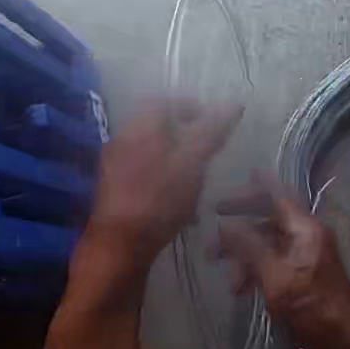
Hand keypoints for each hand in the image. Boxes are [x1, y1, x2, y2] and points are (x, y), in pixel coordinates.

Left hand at [81, 100, 239, 265]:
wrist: (118, 248)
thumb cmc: (157, 200)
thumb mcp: (191, 162)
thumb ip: (211, 131)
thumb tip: (234, 103)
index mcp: (138, 127)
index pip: (163, 100)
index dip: (191, 105)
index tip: (214, 120)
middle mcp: (122, 140)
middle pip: (157, 126)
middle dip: (186, 134)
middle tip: (210, 150)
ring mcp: (115, 166)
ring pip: (153, 151)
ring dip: (178, 158)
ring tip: (199, 178)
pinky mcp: (116, 191)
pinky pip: (145, 173)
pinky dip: (166, 178)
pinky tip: (181, 201)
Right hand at [213, 174, 349, 348]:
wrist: (346, 343)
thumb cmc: (313, 308)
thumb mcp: (276, 278)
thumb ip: (249, 248)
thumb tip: (224, 225)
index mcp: (305, 229)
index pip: (276, 196)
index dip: (251, 189)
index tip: (224, 191)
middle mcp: (307, 235)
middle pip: (267, 221)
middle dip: (238, 232)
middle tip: (211, 245)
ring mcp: (307, 255)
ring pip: (268, 244)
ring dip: (245, 258)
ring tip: (230, 282)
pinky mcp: (304, 274)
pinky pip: (275, 262)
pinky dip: (257, 270)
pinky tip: (243, 289)